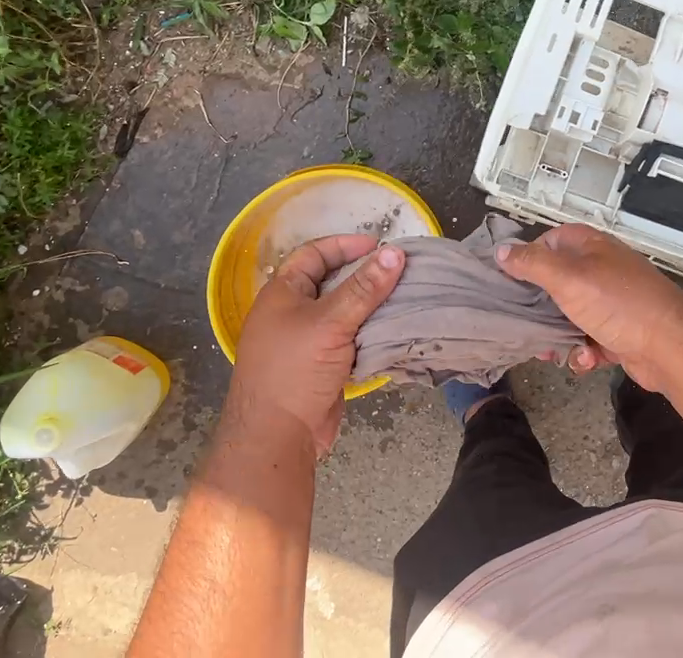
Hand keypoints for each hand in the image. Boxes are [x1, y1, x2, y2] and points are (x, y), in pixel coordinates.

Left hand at [227, 234, 404, 456]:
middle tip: (399, 270)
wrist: (278, 436)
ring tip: (404, 295)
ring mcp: (307, 340)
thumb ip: (364, 288)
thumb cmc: (295, 370)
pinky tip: (395, 327)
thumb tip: (395, 252)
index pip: (314, 254)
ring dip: (371, 304)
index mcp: (282, 293)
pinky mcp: (322, 364)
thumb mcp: (331, 323)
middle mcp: (292, 312)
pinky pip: (350, 337)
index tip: (380, 246)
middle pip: (332, 281)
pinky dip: (370, 330)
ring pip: (344, 311)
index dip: (345, 245)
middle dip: (364, 274)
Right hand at [495, 224, 682, 390]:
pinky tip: (586, 360)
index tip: (511, 279)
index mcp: (593, 247)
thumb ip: (533, 264)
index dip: (531, 256)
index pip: (553, 240)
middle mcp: (603, 270)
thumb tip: (502, 250)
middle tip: (523, 324)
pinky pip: (591, 340)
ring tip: (550, 353)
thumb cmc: (618, 304)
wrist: (670, 346)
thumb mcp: (568, 278)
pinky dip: (584, 353)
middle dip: (541, 307)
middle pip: (560, 282)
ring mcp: (613, 303)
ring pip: (572, 316)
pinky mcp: (621, 333)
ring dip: (559, 336)